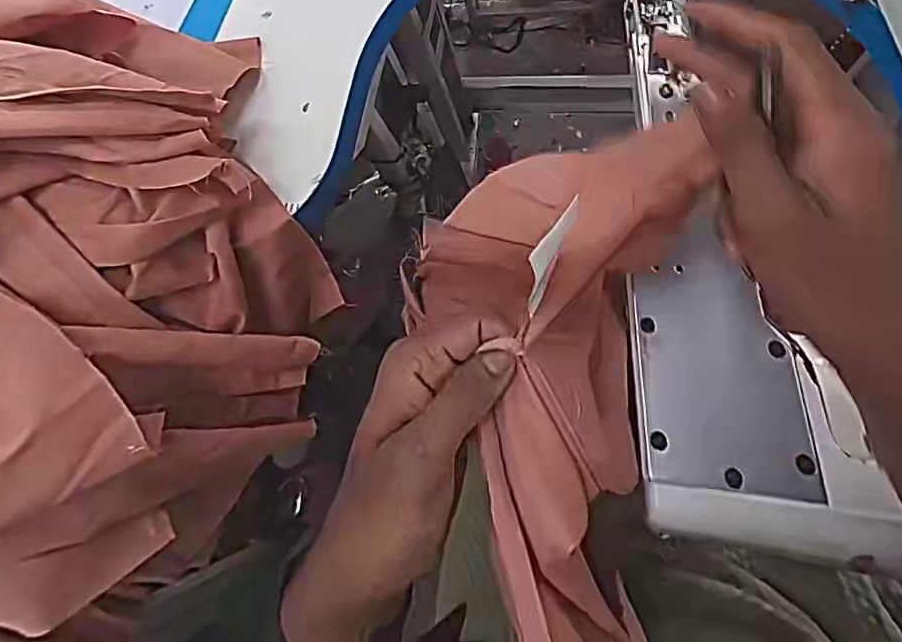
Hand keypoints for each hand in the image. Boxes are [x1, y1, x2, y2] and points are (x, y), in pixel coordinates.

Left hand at [281, 312, 516, 641]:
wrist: (363, 576)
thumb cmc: (384, 516)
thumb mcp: (423, 454)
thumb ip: (463, 397)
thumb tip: (508, 350)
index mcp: (411, 361)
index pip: (473, 323)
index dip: (505, 340)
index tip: (532, 372)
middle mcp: (426, 366)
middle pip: (484, 340)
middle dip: (513, 359)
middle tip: (538, 393)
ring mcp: (440, 393)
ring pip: (490, 366)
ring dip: (515, 382)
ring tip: (537, 404)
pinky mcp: (455, 419)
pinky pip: (489, 394)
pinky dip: (508, 402)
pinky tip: (525, 415)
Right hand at [653, 1, 901, 385]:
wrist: (886, 343)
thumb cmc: (837, 289)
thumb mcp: (770, 214)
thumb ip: (737, 143)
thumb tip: (708, 87)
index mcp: (840, 126)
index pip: (787, 45)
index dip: (737, 21)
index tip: (694, 13)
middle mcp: (847, 127)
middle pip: (779, 71)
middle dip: (723, 62)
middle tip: (674, 53)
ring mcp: (843, 150)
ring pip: (776, 109)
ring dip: (733, 125)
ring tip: (703, 155)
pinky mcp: (834, 173)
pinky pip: (782, 143)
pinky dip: (749, 157)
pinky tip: (731, 194)